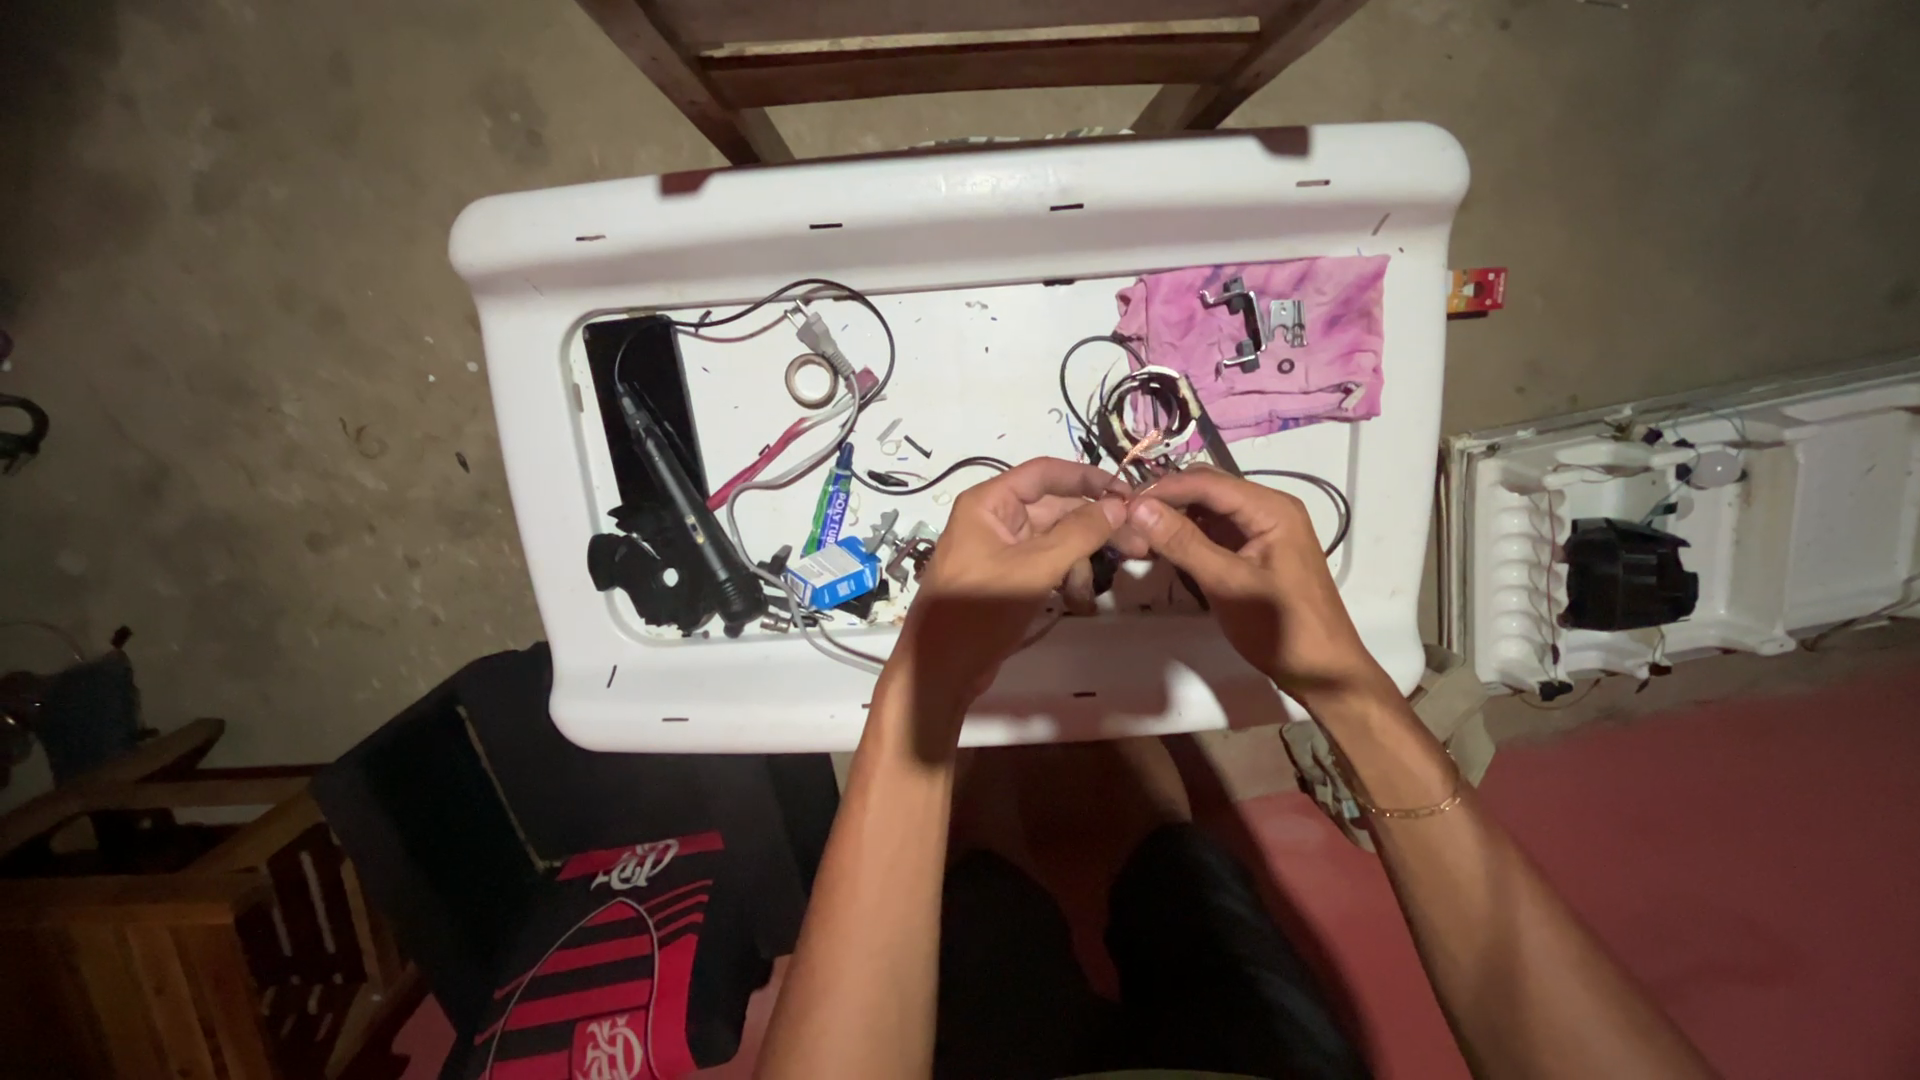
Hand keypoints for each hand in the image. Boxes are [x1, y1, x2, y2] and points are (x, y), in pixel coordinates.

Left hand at [891, 458, 1128, 708]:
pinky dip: (1064, 578)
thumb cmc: (980, 610)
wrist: (941, 669)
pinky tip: (1076, 602)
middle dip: (1094, 527)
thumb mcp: (1035, 568)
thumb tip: (1119, 505)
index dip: (1088, 479)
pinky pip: (1045, 564)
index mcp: (989, 503)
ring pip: (1055, 540)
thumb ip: (1080, 533)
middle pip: (1055, 508)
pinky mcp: (1008, 577)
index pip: (1045, 473)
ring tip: (1087, 593)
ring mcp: (1000, 549)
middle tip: (1137, 545)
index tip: (1128, 494)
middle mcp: (994, 518)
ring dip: (1079, 561)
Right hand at [1110, 467, 1391, 710]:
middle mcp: (1268, 509)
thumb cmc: (1279, 627)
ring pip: (1206, 510)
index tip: (1121, 504)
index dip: (1163, 489)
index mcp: (1271, 508)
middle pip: (1206, 489)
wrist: (1322, 671)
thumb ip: (1182, 542)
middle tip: (1124, 521)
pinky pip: (1213, 532)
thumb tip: (1137, 507)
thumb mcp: (1226, 583)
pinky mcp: (1253, 551)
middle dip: (1165, 500)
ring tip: (1135, 535)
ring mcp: (1261, 530)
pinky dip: (1186, 537)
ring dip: (1172, 518)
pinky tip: (1159, 549)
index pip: (1206, 482)